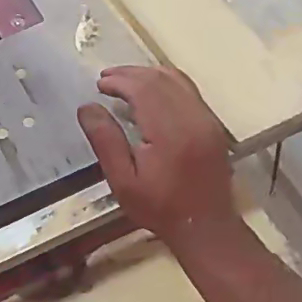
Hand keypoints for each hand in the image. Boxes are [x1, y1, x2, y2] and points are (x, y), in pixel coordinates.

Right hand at [77, 66, 235, 240]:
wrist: (206, 227)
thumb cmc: (160, 208)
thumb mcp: (123, 181)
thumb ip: (106, 141)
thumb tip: (87, 107)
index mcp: (170, 132)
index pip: (144, 89)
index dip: (120, 81)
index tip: (100, 84)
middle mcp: (193, 118)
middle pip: (161, 80)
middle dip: (132, 74)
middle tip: (107, 78)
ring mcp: (207, 119)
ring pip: (178, 81)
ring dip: (150, 75)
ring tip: (125, 80)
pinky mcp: (213, 124)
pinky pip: (190, 91)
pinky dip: (168, 83)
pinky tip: (152, 92)